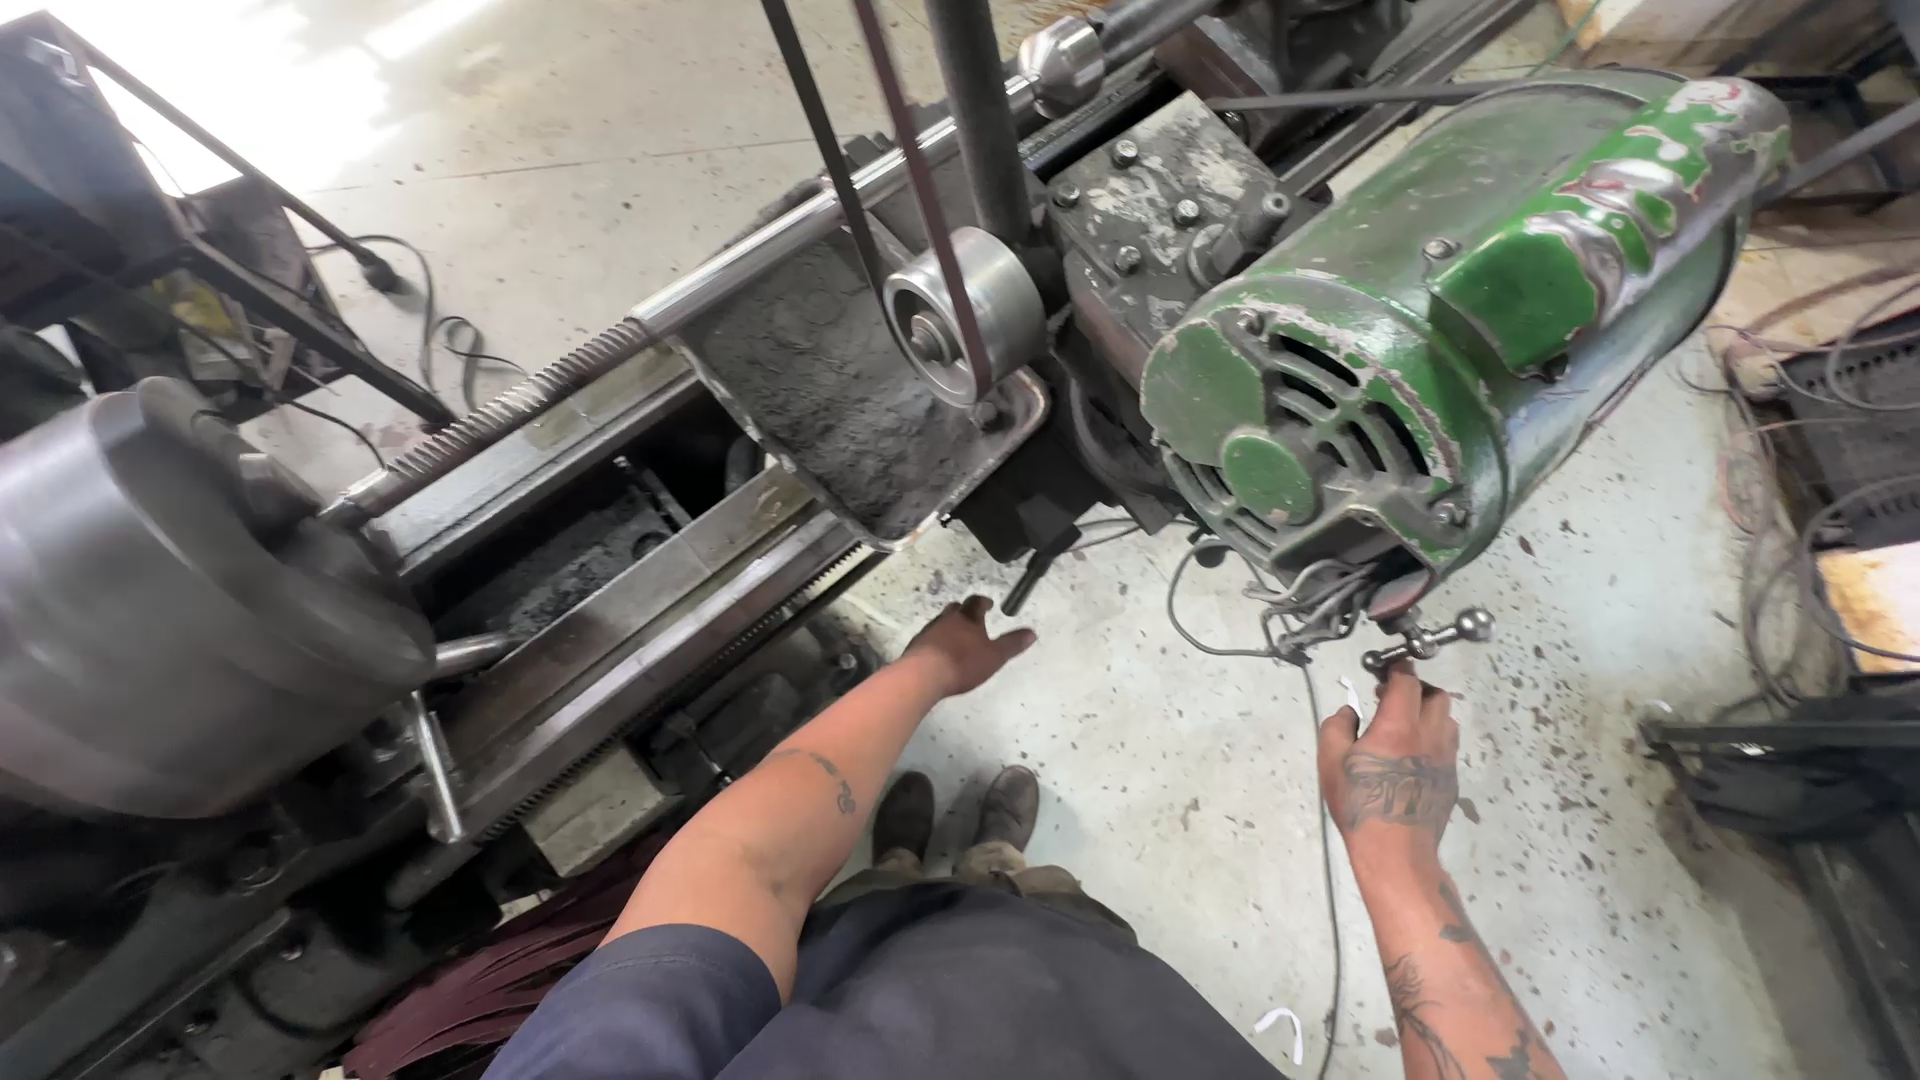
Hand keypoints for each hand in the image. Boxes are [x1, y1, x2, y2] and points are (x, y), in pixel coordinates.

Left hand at [900, 595, 1036, 696]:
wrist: (923, 675)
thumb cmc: (963, 663)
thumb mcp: (994, 656)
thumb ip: (1012, 644)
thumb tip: (1032, 632)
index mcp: (967, 618)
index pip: (976, 602)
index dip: (983, 601)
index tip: (988, 604)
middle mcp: (946, 619)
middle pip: (956, 609)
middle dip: (965, 612)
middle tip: (972, 619)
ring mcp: (929, 631)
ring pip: (941, 622)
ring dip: (950, 626)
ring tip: (957, 637)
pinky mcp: (917, 645)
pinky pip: (930, 637)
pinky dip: (937, 640)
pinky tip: (940, 652)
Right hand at [1318, 660, 1457, 884]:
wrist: (1394, 849)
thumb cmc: (1358, 801)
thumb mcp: (1330, 759)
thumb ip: (1337, 725)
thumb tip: (1350, 712)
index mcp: (1398, 726)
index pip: (1408, 683)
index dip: (1398, 669)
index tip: (1386, 667)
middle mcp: (1429, 736)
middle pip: (1437, 697)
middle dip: (1417, 688)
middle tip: (1391, 696)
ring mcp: (1445, 759)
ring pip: (1447, 720)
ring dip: (1428, 711)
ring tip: (1403, 723)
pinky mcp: (1451, 779)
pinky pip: (1447, 744)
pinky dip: (1432, 736)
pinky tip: (1410, 753)